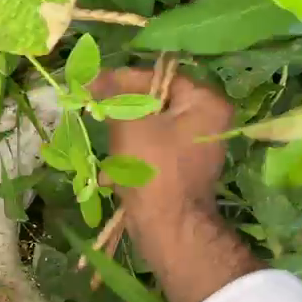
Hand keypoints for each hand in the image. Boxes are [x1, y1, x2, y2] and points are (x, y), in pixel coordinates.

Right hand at [92, 67, 234, 231]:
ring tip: (105, 148)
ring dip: (123, 139)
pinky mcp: (182, 170)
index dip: (124, 80)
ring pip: (151, 130)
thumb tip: (93, 75)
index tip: (94, 85)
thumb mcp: (129, 126)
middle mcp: (208, 121)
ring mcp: (196, 148)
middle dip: (123, 113)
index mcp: (205, 102)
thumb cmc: (153, 170)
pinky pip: (154, 153)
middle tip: (96, 114)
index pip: (160, 78)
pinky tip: (114, 174)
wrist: (167, 227)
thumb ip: (113, 96)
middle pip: (156, 105)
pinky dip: (133, 158)